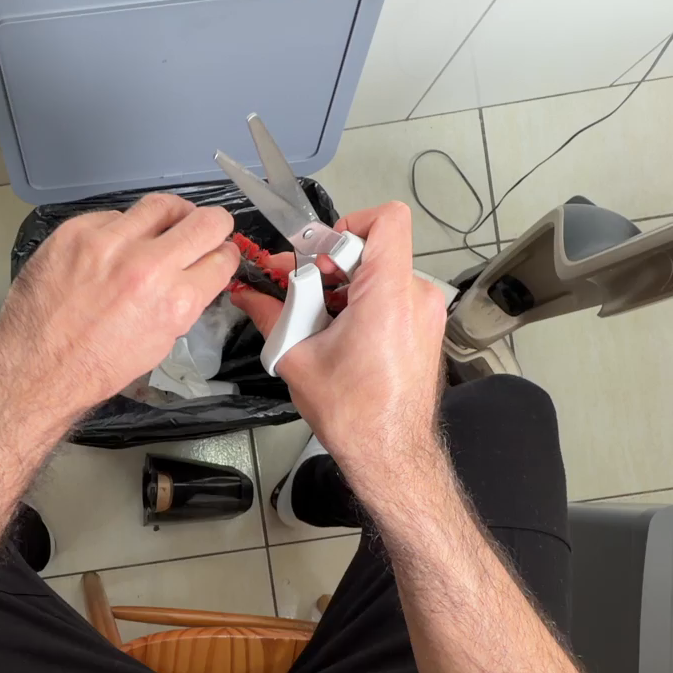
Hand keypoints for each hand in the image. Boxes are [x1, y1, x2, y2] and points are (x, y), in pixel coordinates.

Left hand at [0, 193, 238, 423]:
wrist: (36, 370)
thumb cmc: (94, 369)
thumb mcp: (157, 345)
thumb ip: (183, 303)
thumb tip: (197, 274)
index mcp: (174, 303)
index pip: (222, 258)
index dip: (223, 256)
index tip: (216, 255)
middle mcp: (146, 266)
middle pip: (205, 220)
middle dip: (210, 226)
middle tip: (202, 232)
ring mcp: (108, 243)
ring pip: (161, 205)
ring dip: (169, 216)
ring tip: (161, 230)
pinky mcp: (76, 232)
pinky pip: (113, 216)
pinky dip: (119, 230)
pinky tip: (111, 250)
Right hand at [230, 202, 446, 471]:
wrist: (389, 452)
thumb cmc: (352, 413)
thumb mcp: (297, 358)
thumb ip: (270, 315)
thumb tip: (246, 295)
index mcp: (387, 297)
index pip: (386, 220)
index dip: (347, 224)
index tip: (318, 255)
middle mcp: (416, 297)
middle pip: (374, 249)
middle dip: (332, 265)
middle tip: (300, 291)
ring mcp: (426, 313)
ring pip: (381, 275)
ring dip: (345, 289)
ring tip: (318, 323)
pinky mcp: (426, 328)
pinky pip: (393, 297)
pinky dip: (363, 306)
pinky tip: (340, 336)